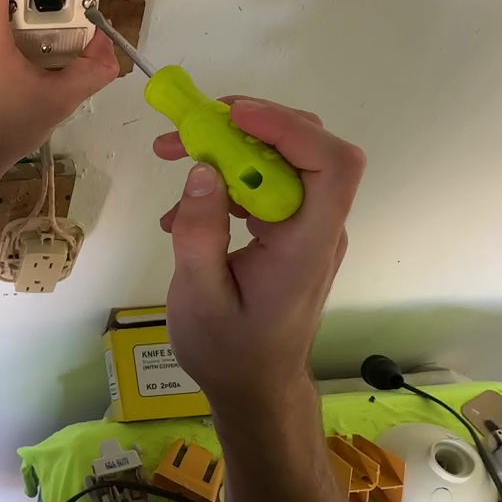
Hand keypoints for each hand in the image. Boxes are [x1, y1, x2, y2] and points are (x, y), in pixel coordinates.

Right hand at [155, 98, 365, 412]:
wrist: (252, 386)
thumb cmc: (228, 351)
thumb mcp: (199, 297)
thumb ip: (201, 234)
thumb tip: (201, 169)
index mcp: (306, 246)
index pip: (331, 166)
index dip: (289, 129)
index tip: (231, 115)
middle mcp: (317, 228)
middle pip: (308, 148)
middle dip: (248, 124)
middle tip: (189, 126)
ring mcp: (304, 228)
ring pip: (282, 159)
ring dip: (228, 146)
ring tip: (171, 152)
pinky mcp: (286, 231)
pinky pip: (263, 185)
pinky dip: (223, 179)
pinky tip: (183, 210)